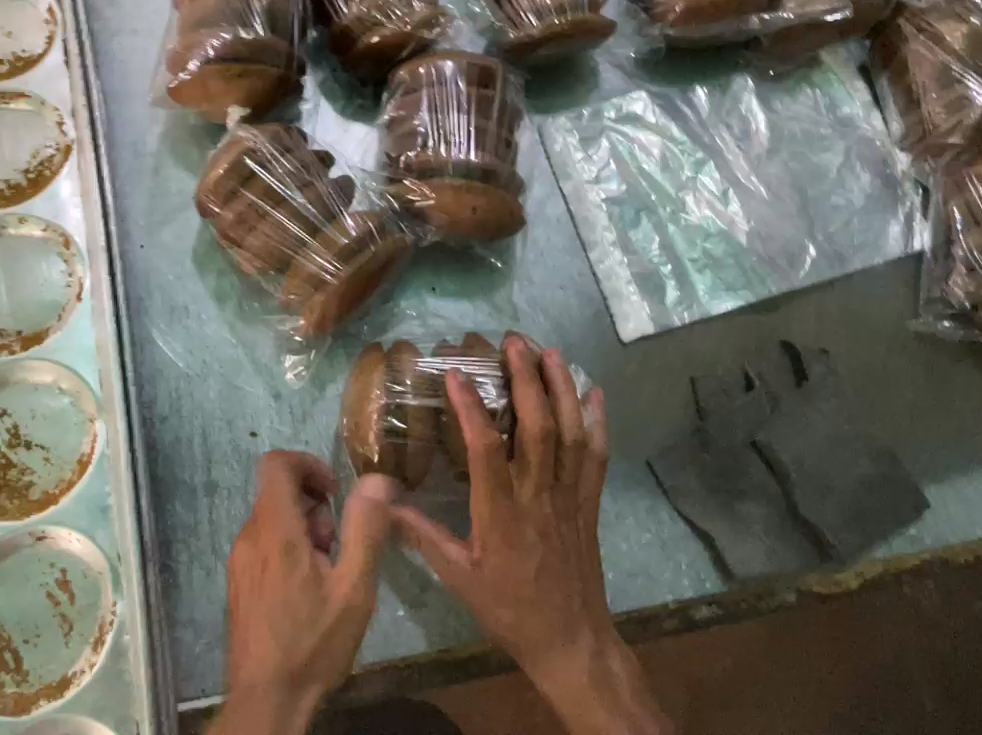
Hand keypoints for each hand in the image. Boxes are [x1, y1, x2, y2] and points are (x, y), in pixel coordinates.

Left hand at [210, 451, 396, 734]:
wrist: (267, 702)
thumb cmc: (313, 643)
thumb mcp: (353, 587)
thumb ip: (365, 528)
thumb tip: (377, 479)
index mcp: (275, 530)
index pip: (277, 463)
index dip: (309, 464)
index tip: (335, 491)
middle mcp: (249, 537)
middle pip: (279, 492)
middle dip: (316, 506)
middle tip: (338, 545)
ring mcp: (240, 562)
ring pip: (274, 519)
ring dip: (306, 530)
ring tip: (327, 572)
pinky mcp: (240, 583)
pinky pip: (266, 544)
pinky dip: (291, 549)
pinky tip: (309, 591)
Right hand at [393, 335, 672, 734]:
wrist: (570, 640)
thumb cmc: (509, 609)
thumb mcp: (459, 577)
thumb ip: (424, 536)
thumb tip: (384, 503)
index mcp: (502, 513)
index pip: (485, 449)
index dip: (471, 408)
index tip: (458, 373)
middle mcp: (539, 495)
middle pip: (537, 427)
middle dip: (527, 379)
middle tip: (515, 341)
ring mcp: (570, 496)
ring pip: (570, 433)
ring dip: (562, 388)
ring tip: (551, 351)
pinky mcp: (589, 502)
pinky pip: (597, 456)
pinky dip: (597, 421)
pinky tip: (594, 392)